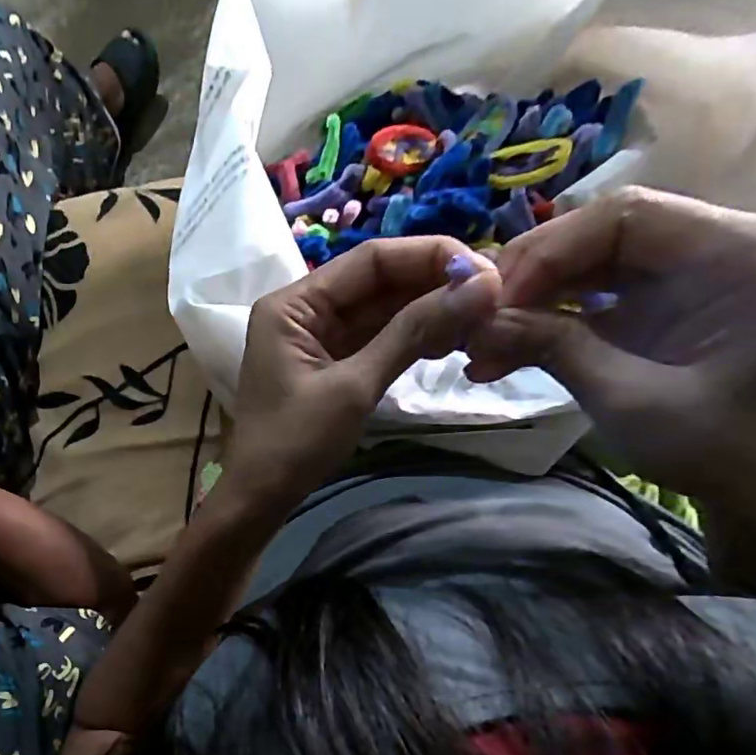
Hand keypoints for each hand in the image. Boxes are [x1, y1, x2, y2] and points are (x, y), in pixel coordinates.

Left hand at [229, 237, 500, 500]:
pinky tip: (450, 340)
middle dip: (434, 286)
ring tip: (481, 320)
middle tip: (494, 299)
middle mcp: (302, 310)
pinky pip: (375, 338)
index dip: (431, 257)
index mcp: (293, 304)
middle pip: (377, 281)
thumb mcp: (354, 387)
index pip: (370, 260)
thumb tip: (482, 286)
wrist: (260, 497)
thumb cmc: (295, 443)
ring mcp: (314, 337)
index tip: (488, 272)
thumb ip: (413, 333)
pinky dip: (410, 338)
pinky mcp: (328, 364)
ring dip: (428, 312)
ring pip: (380, 310)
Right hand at [466, 188, 755, 512]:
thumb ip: (555, 348)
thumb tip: (478, 322)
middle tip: (477, 320)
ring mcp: (710, 268)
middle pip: (610, 232)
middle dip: (535, 275)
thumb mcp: (627, 400)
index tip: (494, 304)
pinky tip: (513, 345)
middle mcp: (738, 242)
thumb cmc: (718, 450)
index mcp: (751, 253)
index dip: (548, 253)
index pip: (627, 217)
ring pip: (601, 260)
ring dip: (538, 298)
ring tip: (486, 341)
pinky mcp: (685, 297)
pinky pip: (610, 289)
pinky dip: (558, 315)